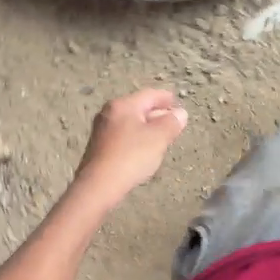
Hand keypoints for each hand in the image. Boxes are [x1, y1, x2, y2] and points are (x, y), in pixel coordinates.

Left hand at [73, 88, 188, 203]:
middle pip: (138, 107)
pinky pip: (123, 135)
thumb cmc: (131, 157)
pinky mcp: (99, 146)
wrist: (99, 184)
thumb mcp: (158, 138)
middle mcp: (109, 113)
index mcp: (123, 105)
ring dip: (147, 127)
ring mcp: (102, 130)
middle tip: (172, 120)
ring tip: (161, 136)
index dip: (165, 98)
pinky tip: (143, 149)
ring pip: (130, 122)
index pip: (149, 95)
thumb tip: (180, 113)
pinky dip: (136, 137)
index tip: (176, 101)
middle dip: (156, 113)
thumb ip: (171, 123)